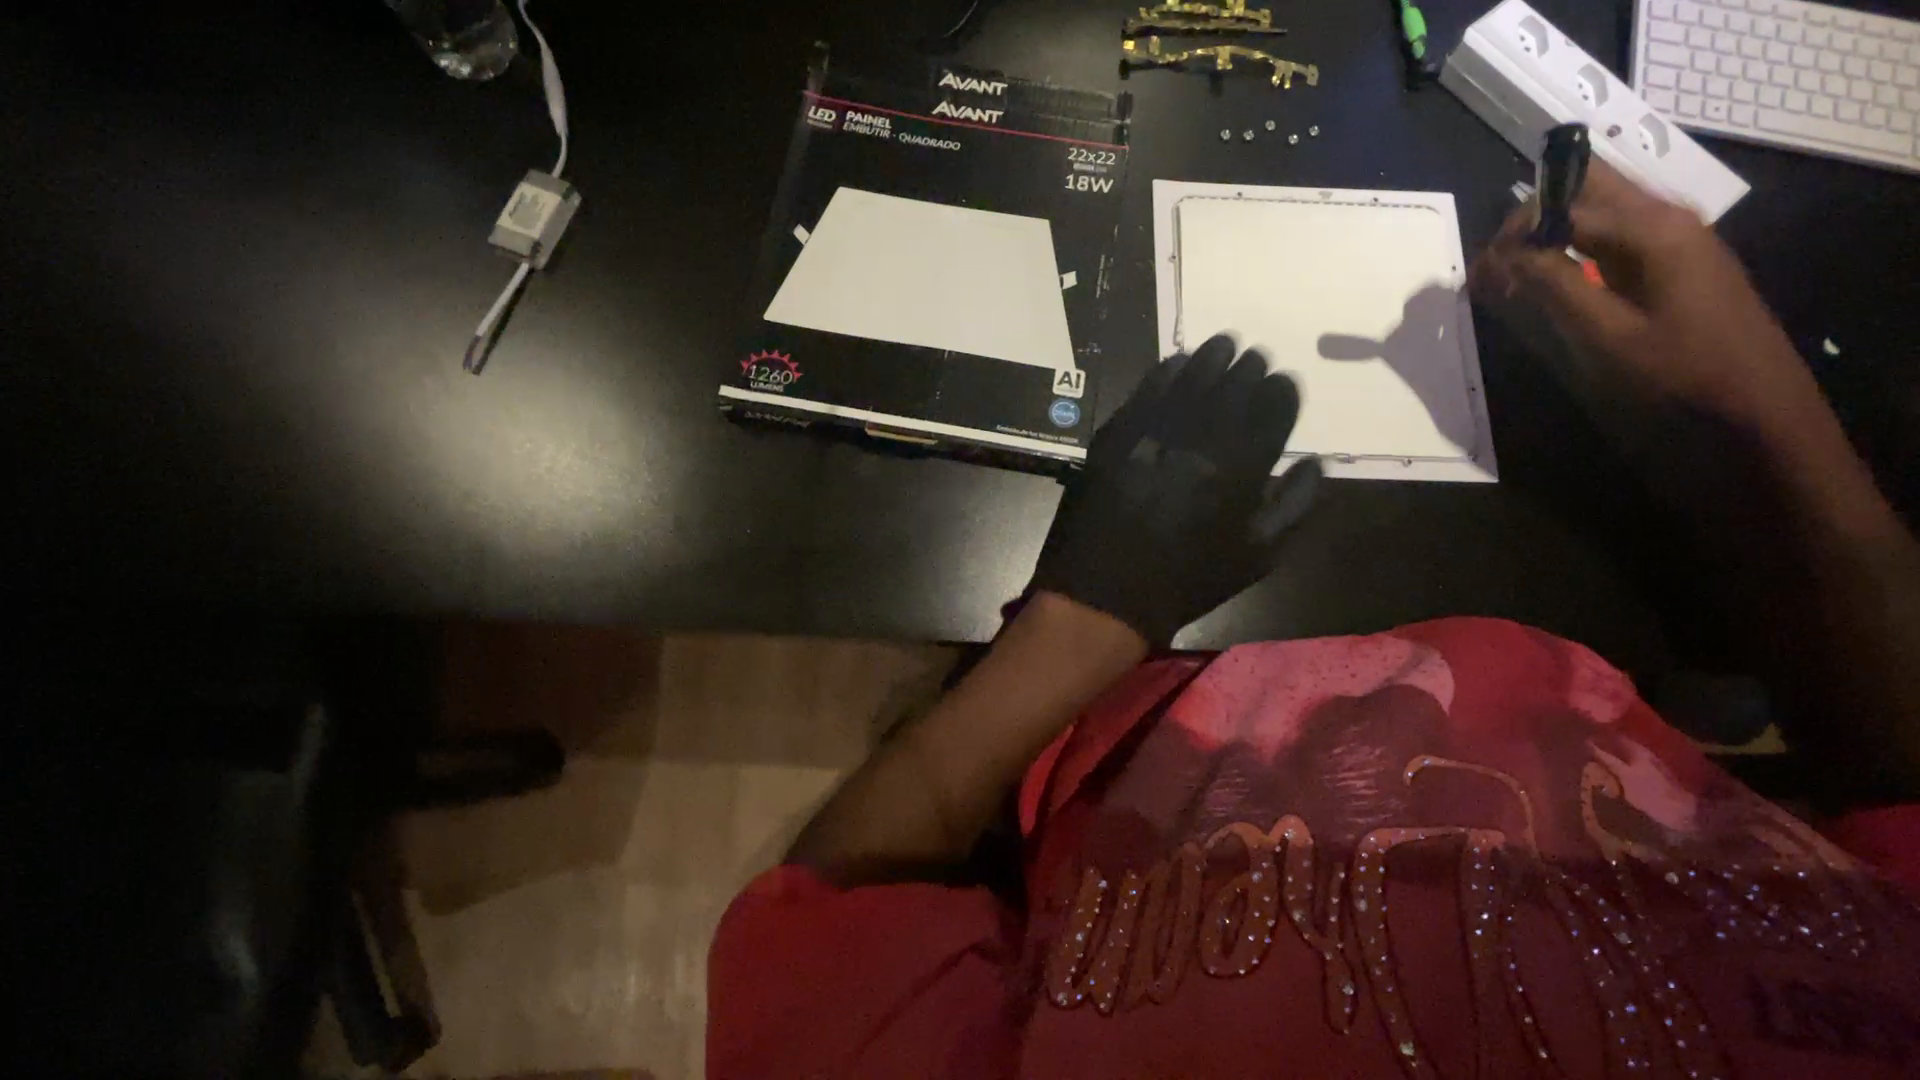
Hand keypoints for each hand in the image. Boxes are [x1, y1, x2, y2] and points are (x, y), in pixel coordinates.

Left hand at [1029, 335, 1319, 646]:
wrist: (1105, 594)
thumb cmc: (1187, 581)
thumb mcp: (1256, 557)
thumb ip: (1293, 505)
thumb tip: (1313, 462)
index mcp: (1242, 468)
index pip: (1274, 411)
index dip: (1282, 393)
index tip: (1283, 384)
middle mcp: (1199, 439)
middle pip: (1233, 387)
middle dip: (1249, 370)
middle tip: (1255, 359)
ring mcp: (1152, 433)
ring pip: (1189, 379)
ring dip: (1210, 359)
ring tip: (1223, 345)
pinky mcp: (1115, 435)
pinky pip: (1145, 391)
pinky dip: (1164, 372)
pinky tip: (1175, 363)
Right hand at [1472, 161, 1823, 433]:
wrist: (1757, 405)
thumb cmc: (1682, 370)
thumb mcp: (1608, 335)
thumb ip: (1554, 287)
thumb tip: (1501, 256)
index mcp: (1652, 228)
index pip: (1566, 203)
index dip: (1517, 231)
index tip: (1481, 270)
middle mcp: (1665, 216)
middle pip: (1589, 186)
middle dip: (1534, 217)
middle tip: (1497, 262)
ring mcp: (1673, 236)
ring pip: (1599, 208)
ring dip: (1551, 232)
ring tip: (1512, 275)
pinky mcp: (1672, 260)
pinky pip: (1612, 235)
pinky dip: (1573, 248)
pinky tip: (1550, 282)